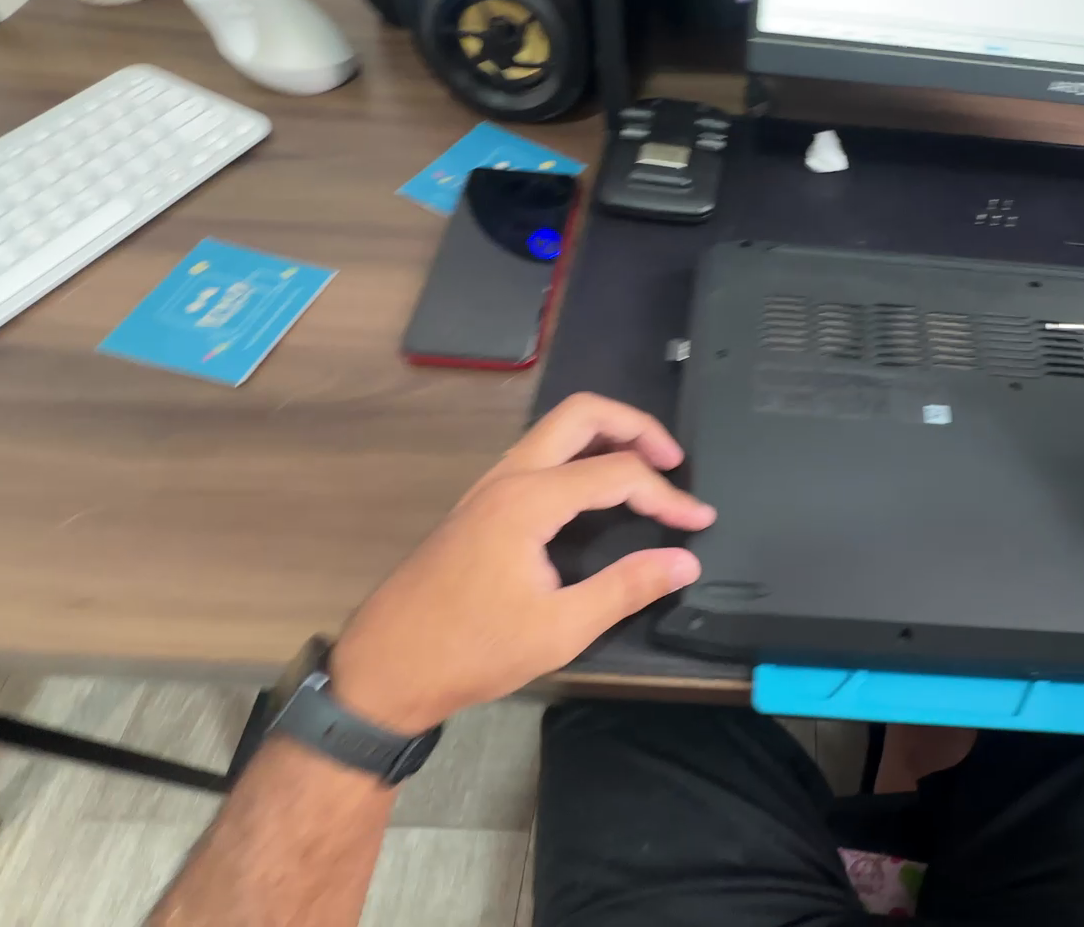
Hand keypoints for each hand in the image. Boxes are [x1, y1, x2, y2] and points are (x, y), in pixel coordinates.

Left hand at [328, 393, 714, 732]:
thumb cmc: (472, 651)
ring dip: (606, 434)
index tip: (699, 522)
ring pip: (556, 427)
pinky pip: (540, 452)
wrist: (384, 669)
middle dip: (637, 426)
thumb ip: (628, 587)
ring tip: (646, 467)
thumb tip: (686, 561)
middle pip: (582, 414)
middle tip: (673, 460)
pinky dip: (580, 453)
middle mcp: (509, 476)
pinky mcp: (482, 501)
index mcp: (529, 501)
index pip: (618, 473)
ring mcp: (490, 484)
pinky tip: (596, 489)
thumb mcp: (561, 629)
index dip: (667, 496)